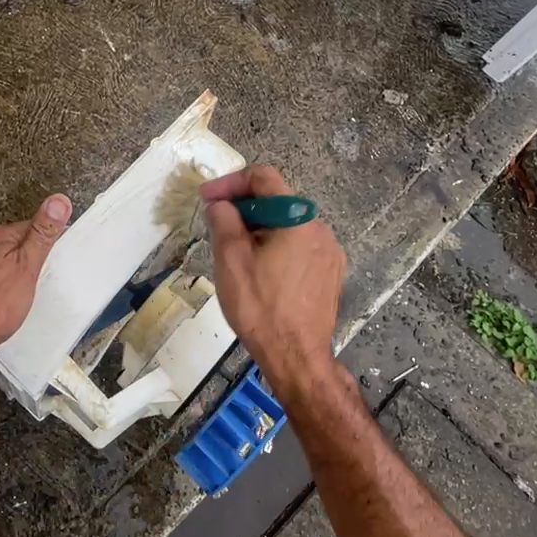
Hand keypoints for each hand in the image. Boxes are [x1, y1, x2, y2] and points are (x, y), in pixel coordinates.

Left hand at [0, 194, 72, 372]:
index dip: (50, 237)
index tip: (62, 248)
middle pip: (14, 242)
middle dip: (30, 254)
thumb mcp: (28, 266)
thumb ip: (42, 233)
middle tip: (47, 270)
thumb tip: (58, 201)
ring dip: (13, 270)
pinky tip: (4, 299)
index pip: (32, 226)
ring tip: (26, 288)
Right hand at [202, 165, 347, 401]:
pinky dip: (275, 245)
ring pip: (286, 224)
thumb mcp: (230, 259)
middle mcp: (320, 229)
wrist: (297, 359)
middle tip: (215, 224)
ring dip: (257, 227)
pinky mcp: (330, 273)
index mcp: (298, 219)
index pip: (263, 178)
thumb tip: (220, 204)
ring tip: (233, 249)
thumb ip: (223, 220)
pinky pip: (298, 245)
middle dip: (242, 207)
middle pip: (276, 200)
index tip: (206, 199)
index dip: (230, 182)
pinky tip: (258, 268)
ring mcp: (329, 252)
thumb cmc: (260, 307)